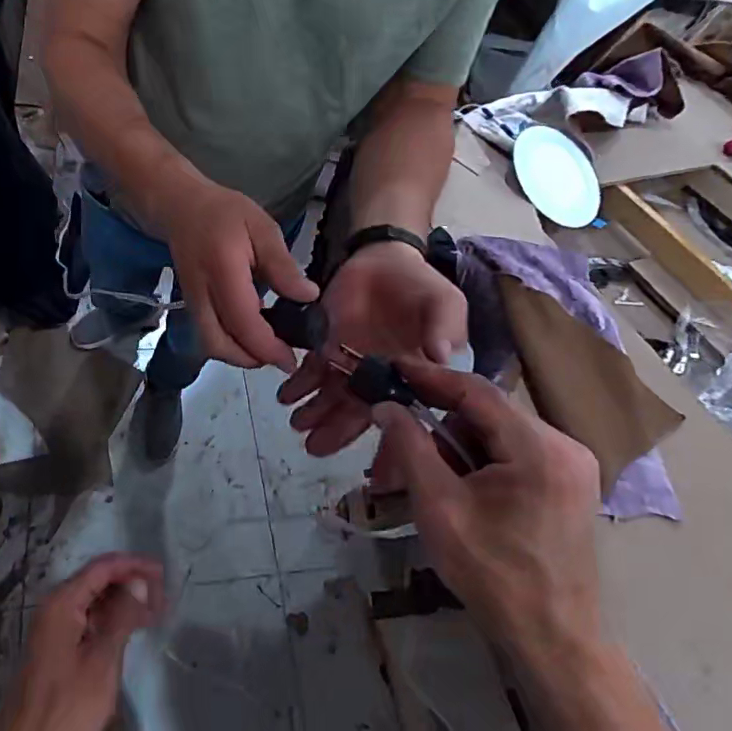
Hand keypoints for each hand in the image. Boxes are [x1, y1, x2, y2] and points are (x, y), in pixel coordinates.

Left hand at [1, 554, 164, 730]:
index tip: (163, 573)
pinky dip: (112, 618)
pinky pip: (89, 618)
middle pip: (98, 579)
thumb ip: (123, 615)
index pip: (104, 567)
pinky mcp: (56, 647)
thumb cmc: (66, 706)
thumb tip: (140, 582)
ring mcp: (53, 628)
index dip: (135, 565)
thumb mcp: (102, 660)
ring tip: (155, 612)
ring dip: (125, 601)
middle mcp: (54, 608)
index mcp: (61, 603)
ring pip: (95, 599)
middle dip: (132, 582)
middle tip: (162, 596)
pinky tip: (133, 628)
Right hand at [146, 173, 318, 369]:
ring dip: (241, 355)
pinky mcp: (191, 306)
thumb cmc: (225, 213)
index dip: (268, 347)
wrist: (181, 208)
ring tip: (272, 348)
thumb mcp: (262, 228)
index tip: (292, 359)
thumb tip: (308, 296)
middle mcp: (202, 294)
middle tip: (284, 357)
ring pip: (212, 345)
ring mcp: (192, 303)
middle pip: (220, 345)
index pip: (243, 322)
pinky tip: (255, 334)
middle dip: (253, 360)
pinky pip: (209, 335)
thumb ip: (283, 265)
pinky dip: (232, 344)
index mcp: (223, 272)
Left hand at [278, 240, 467, 455]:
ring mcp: (351, 364)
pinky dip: (297, 384)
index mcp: (411, 377)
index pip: (403, 417)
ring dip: (314, 412)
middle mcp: (379, 379)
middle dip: (336, 431)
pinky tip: (286, 394)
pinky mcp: (327, 346)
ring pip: (331, 396)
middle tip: (314, 446)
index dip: (393, 445)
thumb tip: (443, 355)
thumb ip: (446, 325)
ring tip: (297, 422)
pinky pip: (311, 371)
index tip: (376, 473)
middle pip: (358, 412)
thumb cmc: (420, 285)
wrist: (384, 258)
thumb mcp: (444, 300)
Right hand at [367, 357, 599, 653]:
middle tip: (401, 441)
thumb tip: (387, 406)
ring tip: (434, 483)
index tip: (395, 367)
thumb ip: (411, 448)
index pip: (477, 391)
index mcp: (538, 447)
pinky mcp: (571, 480)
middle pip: (488, 413)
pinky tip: (464, 489)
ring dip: (461, 447)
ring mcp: (573, 461)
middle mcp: (564, 442)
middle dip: (442, 426)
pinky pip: (517, 451)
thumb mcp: (440, 509)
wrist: (553, 642)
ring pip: (500, 432)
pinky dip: (484, 460)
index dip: (432, 376)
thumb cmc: (493, 577)